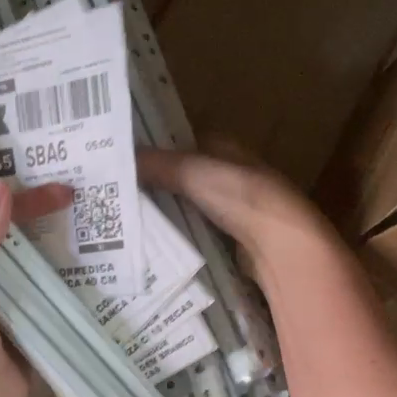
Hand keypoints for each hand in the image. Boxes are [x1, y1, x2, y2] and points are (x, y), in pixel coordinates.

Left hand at [0, 179, 71, 396]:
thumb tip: (2, 188)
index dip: (17, 198)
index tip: (52, 189)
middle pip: (16, 235)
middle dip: (44, 214)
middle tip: (77, 195)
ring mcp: (13, 301)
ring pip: (37, 261)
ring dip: (61, 242)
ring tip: (90, 219)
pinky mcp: (35, 322)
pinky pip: (53, 292)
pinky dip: (70, 277)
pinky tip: (93, 260)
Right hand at [139, 147, 343, 284]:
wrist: (278, 243)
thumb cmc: (239, 197)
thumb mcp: (192, 173)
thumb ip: (157, 166)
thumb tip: (119, 158)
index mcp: (225, 148)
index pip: (181, 146)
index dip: (154, 155)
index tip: (123, 169)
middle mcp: (230, 175)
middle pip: (183, 181)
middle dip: (156, 191)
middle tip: (118, 204)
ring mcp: (233, 210)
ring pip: (188, 211)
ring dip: (165, 219)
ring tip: (129, 229)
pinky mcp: (231, 241)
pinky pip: (196, 237)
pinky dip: (179, 241)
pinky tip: (157, 250)